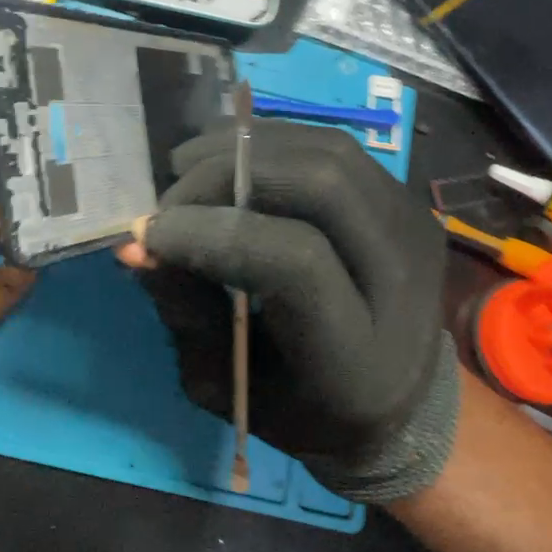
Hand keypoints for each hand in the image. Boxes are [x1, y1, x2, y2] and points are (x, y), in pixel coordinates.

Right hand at [116, 121, 460, 502]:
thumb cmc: (298, 407)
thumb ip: (185, 310)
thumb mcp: (224, 382)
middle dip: (225, 176)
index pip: (294, 262)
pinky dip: (270, 144)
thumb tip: (136, 244)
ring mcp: (415, 229)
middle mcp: (403, 282)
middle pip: (321, 185)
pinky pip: (334, 146)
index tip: (150, 233)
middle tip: (171, 199)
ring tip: (188, 170)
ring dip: (244, 148)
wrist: (395, 401)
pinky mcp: (407, 201)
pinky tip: (228, 162)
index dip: (212, 234)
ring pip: (327, 152)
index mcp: (359, 355)